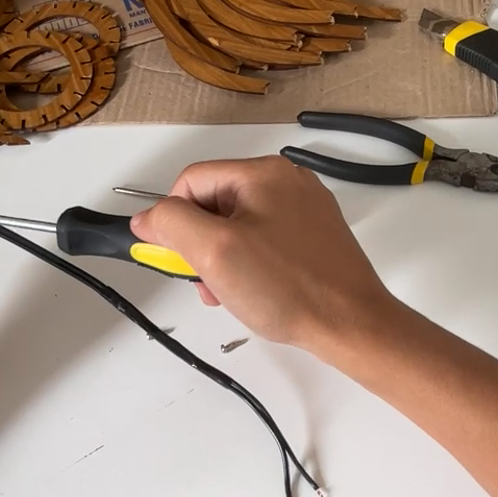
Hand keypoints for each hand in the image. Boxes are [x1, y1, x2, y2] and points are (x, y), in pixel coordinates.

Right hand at [129, 156, 400, 353]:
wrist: (351, 323)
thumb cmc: (290, 288)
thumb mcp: (215, 251)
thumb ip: (172, 224)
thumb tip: (146, 218)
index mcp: (263, 172)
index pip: (191, 182)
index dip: (173, 220)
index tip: (172, 259)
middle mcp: (287, 182)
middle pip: (216, 204)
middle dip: (200, 245)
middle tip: (204, 282)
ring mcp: (305, 210)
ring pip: (239, 226)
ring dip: (222, 259)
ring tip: (227, 293)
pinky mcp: (314, 237)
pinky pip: (266, 241)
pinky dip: (249, 265)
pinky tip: (250, 293)